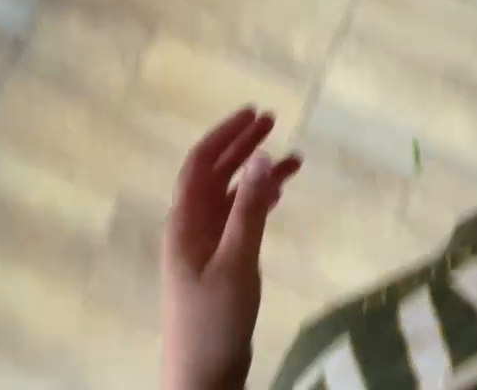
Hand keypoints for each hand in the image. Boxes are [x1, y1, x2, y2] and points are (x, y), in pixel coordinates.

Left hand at [161, 108, 302, 389]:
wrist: (204, 380)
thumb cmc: (214, 320)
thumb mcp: (236, 260)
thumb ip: (248, 207)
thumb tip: (260, 154)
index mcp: (184, 223)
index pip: (199, 164)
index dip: (224, 135)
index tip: (252, 113)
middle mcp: (192, 227)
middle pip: (215, 174)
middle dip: (242, 145)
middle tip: (273, 120)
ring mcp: (206, 245)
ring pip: (232, 194)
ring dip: (256, 172)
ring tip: (292, 155)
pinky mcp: (222, 262)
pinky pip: (240, 217)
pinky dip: (260, 199)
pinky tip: (281, 192)